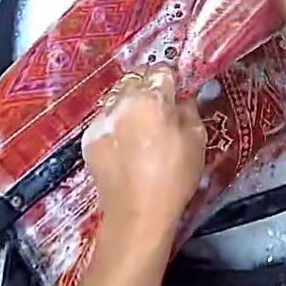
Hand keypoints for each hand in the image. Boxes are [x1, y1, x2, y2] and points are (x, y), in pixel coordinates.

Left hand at [82, 67, 206, 247]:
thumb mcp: (197, 141)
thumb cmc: (174, 177)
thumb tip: (182, 98)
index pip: (161, 71)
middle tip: (157, 107)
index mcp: (153, 97)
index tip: (175, 90)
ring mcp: (103, 119)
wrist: (137, 214)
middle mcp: (124, 101)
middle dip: (147, 88)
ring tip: (139, 125)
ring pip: (117, 98)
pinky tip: (124, 144)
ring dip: (128, 104)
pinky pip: (105, 120)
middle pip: (136, 80)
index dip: (170, 79)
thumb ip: (189, 110)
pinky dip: (115, 125)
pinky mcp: (89, 138)